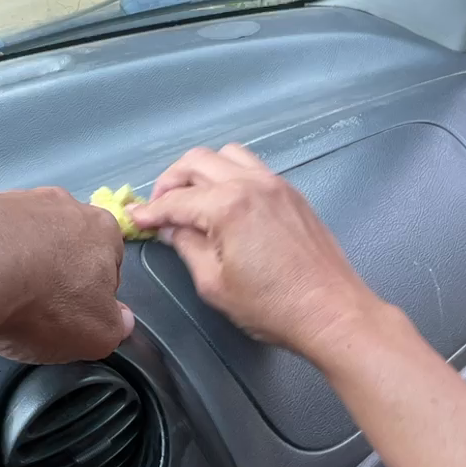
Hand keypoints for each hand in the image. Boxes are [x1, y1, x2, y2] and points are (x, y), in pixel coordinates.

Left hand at [0, 187, 130, 363]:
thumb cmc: (47, 302)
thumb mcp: (97, 335)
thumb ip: (116, 328)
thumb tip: (122, 320)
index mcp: (104, 231)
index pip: (110, 264)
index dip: (93, 294)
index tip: (72, 317)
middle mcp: (65, 205)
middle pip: (66, 245)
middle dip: (55, 273)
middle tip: (35, 308)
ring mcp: (19, 200)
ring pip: (26, 237)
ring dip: (18, 261)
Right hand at [128, 145, 385, 361]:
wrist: (331, 311)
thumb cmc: (271, 306)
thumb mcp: (215, 284)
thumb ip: (188, 247)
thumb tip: (171, 229)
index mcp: (228, 205)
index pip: (176, 200)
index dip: (150, 211)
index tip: (134, 219)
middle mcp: (251, 183)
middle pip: (197, 161)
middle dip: (170, 181)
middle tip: (160, 207)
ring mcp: (275, 184)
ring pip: (226, 155)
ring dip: (202, 171)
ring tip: (192, 198)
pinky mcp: (291, 193)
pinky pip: (252, 167)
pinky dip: (229, 175)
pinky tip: (224, 202)